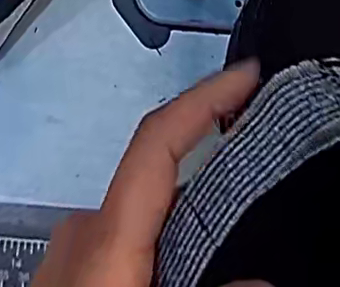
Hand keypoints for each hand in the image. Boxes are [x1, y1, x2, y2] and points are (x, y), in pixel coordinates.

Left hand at [30, 60, 260, 286]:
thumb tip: (260, 279)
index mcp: (103, 241)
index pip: (157, 139)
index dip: (206, 96)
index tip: (251, 73)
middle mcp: (82, 234)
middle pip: (163, 178)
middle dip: (217, 169)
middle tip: (269, 170)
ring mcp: (71, 257)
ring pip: (149, 217)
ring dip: (196, 217)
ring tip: (243, 225)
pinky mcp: (70, 279)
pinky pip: (131, 245)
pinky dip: (169, 245)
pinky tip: (194, 267)